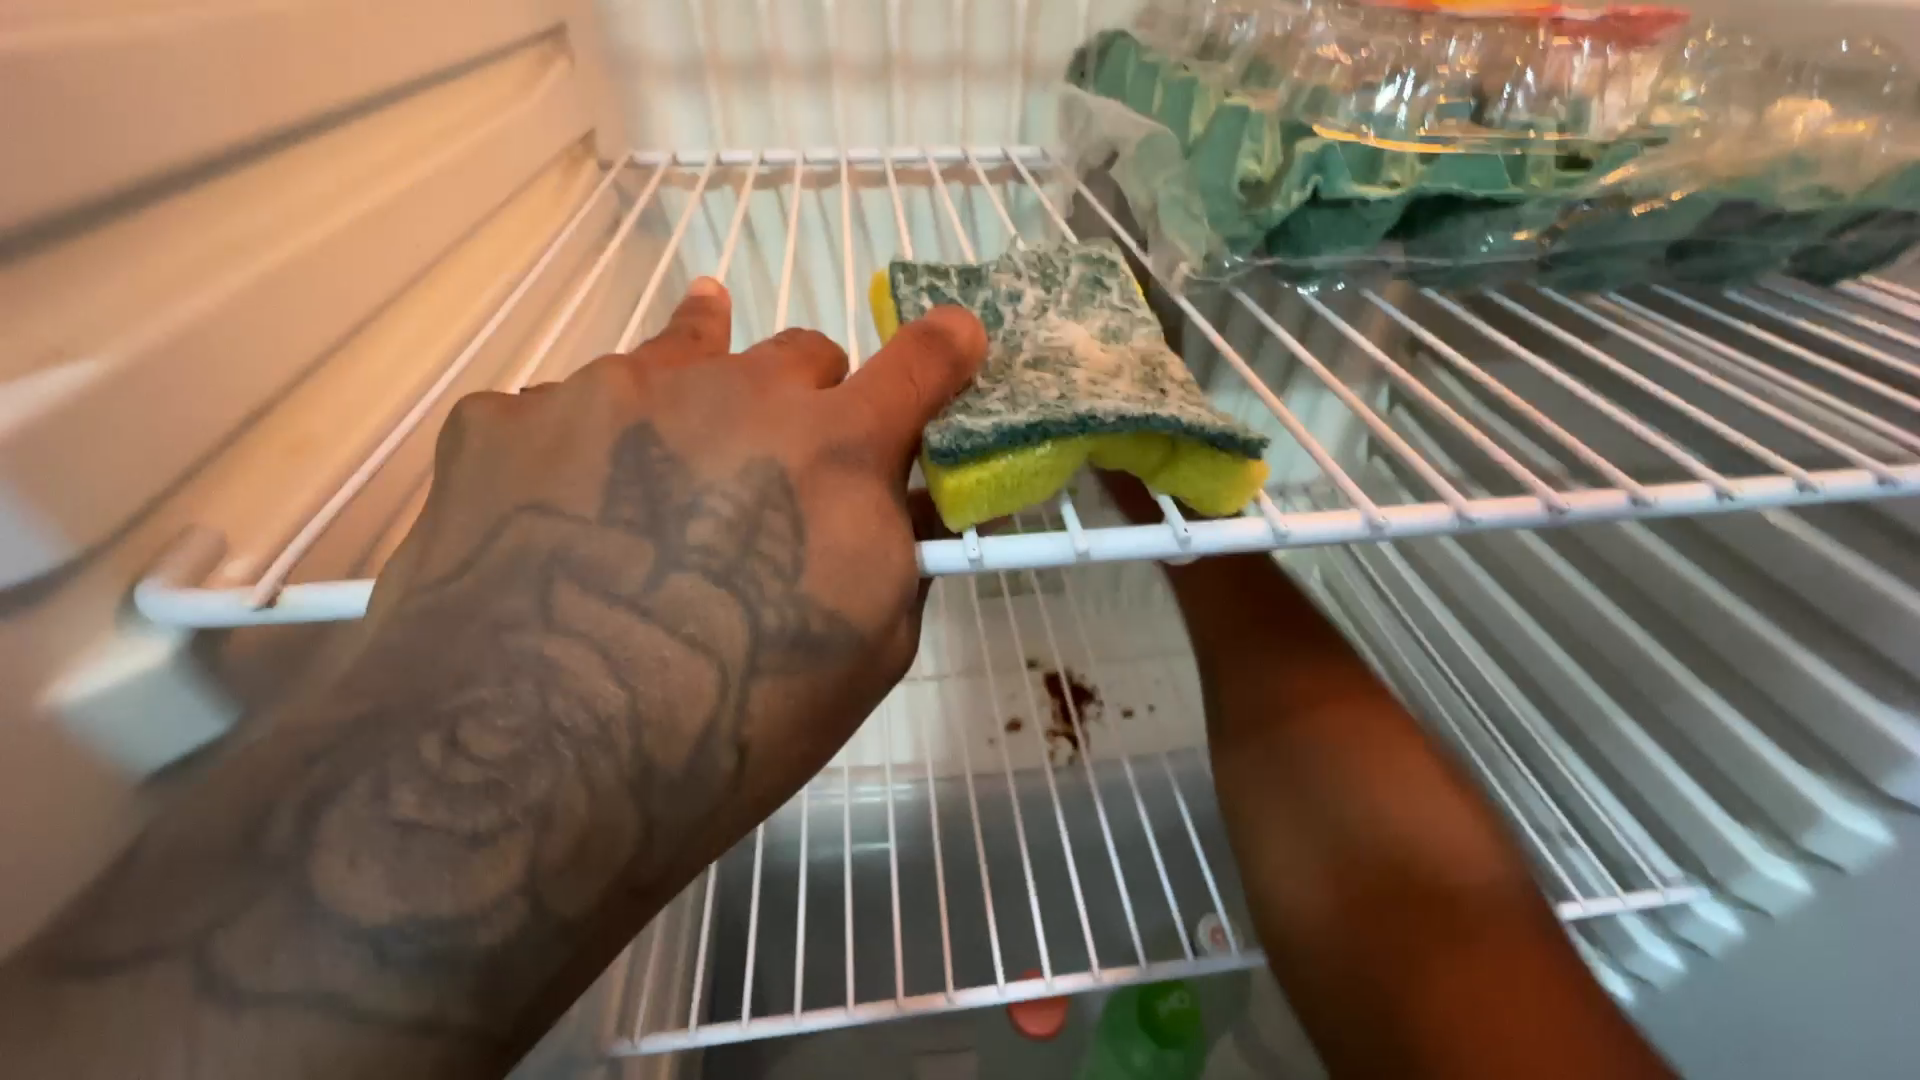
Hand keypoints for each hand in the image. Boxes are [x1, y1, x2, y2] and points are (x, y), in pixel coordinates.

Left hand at [0, 280, 987, 1076]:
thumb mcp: (869, 650)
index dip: (946, 349)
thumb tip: (900, 501)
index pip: (920, 366)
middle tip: (777, 478)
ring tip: (670, 477)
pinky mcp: (506, 418)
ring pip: (682, 358)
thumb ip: (899, 553)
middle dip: (809, 404)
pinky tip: (562, 528)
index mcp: (833, 450)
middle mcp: (730, 392)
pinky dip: (589, 453)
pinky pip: (571, 409)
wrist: (525, 761)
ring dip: (700, 406)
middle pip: (799, 353)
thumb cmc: (733, 724)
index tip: (957, 338)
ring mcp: (608, 390)